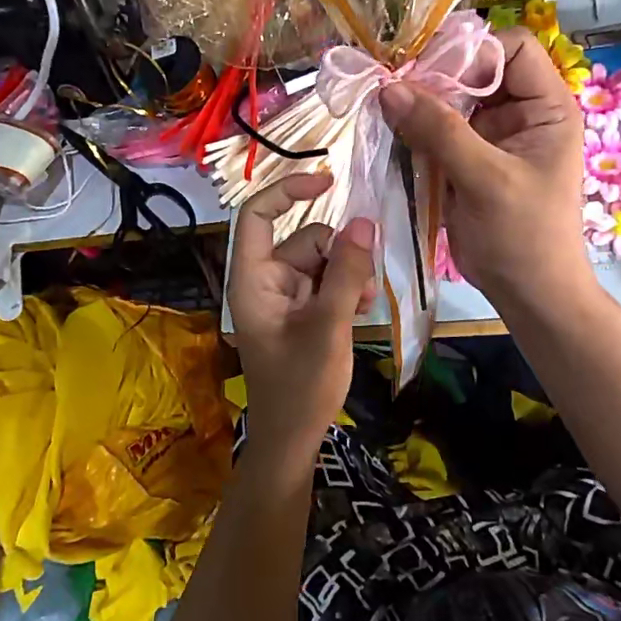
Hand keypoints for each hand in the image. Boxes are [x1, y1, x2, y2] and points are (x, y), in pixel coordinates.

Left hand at [228, 173, 376, 456]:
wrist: (294, 438)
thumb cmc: (301, 386)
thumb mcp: (329, 326)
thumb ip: (346, 273)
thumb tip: (363, 222)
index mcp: (253, 280)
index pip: (257, 214)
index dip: (287, 191)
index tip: (327, 182)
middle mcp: (266, 280)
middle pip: (305, 238)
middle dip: (340, 252)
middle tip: (365, 281)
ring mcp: (285, 296)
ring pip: (323, 259)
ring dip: (349, 272)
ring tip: (366, 301)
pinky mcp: (303, 310)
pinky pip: (328, 280)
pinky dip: (347, 287)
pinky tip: (363, 307)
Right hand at [380, 27, 589, 302]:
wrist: (527, 293)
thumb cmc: (524, 237)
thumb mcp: (487, 180)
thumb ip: (439, 132)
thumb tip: (389, 89)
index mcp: (546, 108)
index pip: (513, 50)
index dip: (474, 53)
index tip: (431, 75)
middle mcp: (520, 114)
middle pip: (475, 71)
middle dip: (436, 78)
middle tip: (394, 91)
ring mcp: (491, 137)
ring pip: (450, 101)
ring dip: (420, 105)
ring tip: (386, 111)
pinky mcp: (466, 159)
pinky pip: (437, 131)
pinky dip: (415, 131)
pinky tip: (391, 135)